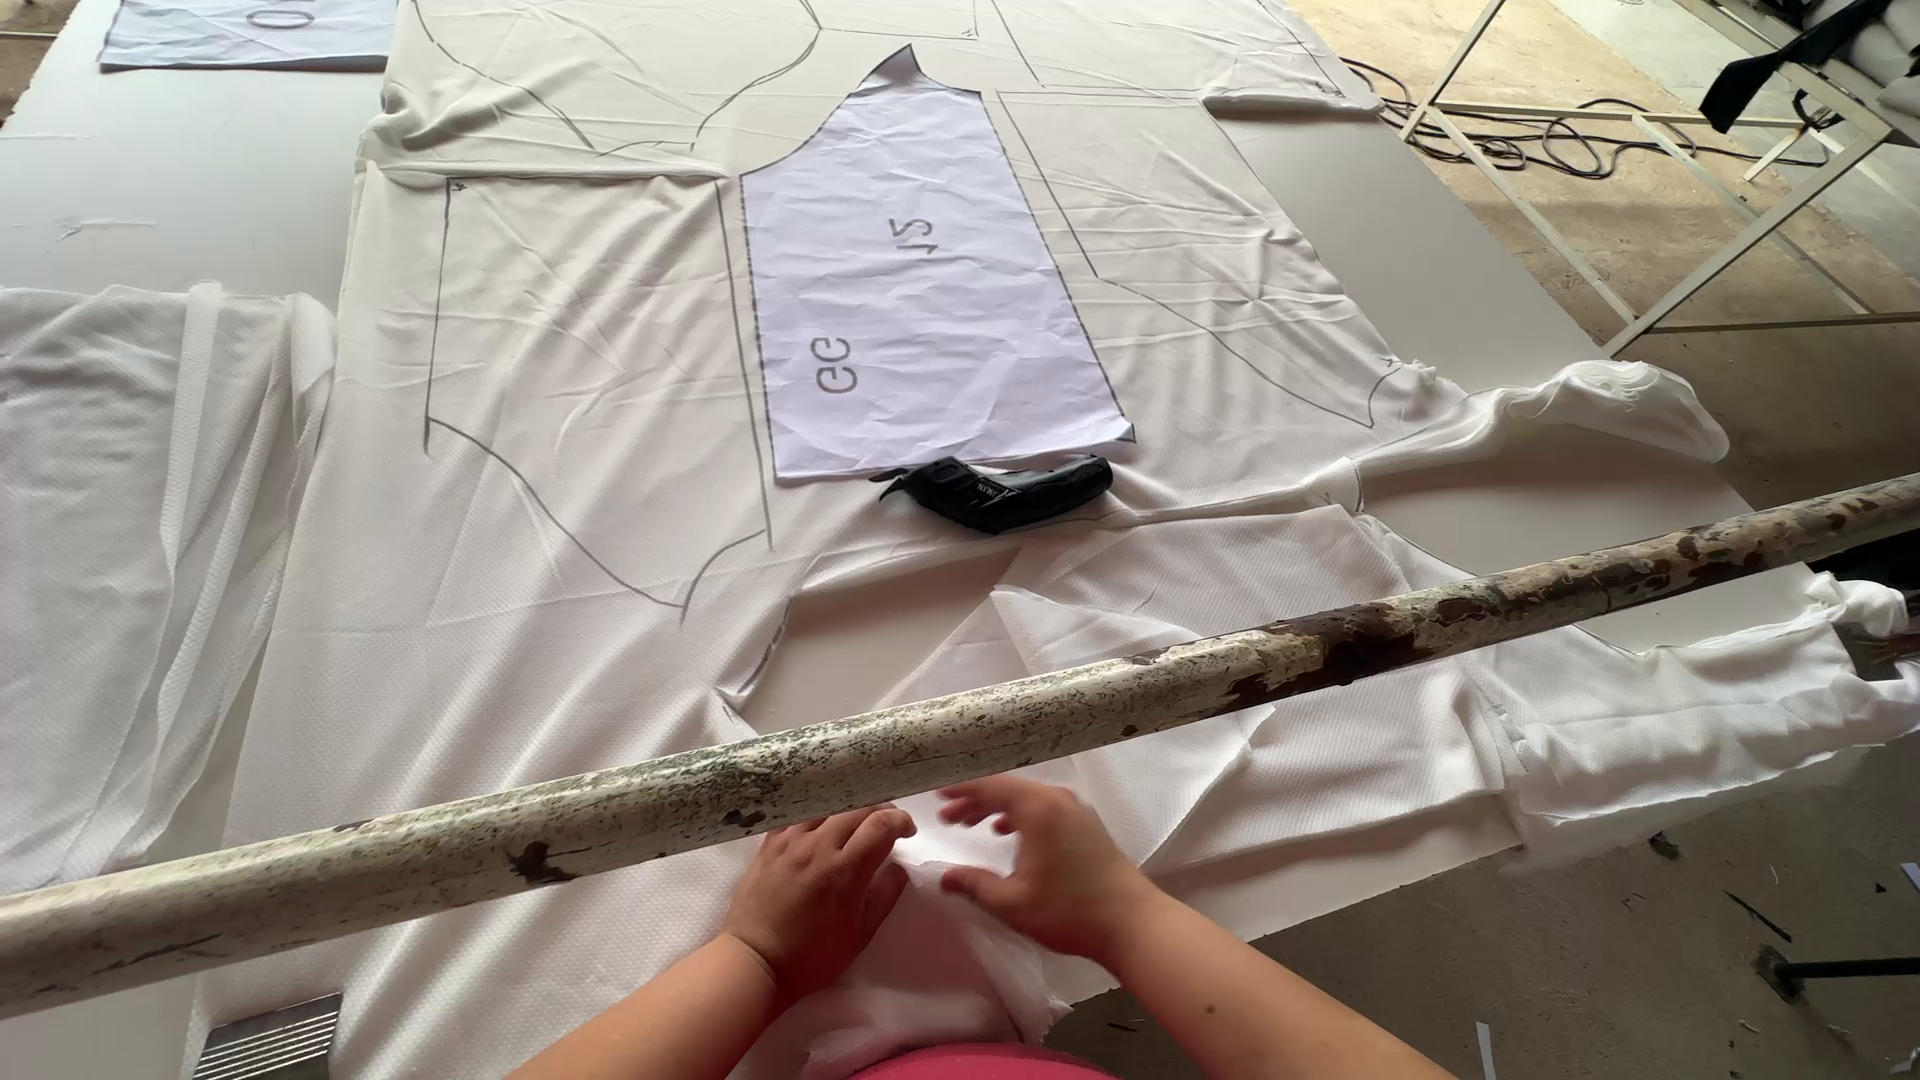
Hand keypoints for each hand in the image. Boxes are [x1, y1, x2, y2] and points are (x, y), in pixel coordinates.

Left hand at [719, 804, 915, 1008]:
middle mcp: (820, 846)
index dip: (901, 821)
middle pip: (859, 807)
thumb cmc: (811, 956)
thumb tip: (899, 868)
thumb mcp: (860, 935)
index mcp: (845, 870)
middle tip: (886, 824)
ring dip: (850, 807)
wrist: (754, 961)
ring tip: (855, 819)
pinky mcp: (771, 842)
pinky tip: (821, 820)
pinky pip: (798, 811)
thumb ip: (885, 896)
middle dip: (881, 809)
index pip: (881, 825)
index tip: (907, 831)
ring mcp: (792, 840)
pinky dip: (817, 810)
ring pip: (829, 803)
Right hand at [937, 776, 1168, 964]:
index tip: (936, 794)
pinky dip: (1019, 814)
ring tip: (970, 824)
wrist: (1132, 923)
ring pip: (1025, 797)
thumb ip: (975, 885)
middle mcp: (1055, 798)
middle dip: (974, 800)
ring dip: (996, 808)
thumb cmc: (1069, 911)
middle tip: (947, 818)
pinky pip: (1042, 806)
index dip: (960, 788)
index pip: (989, 785)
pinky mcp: (1084, 822)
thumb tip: (944, 877)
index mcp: (1037, 807)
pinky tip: (1007, 833)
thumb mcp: (1013, 903)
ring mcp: (1073, 808)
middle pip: (1006, 788)